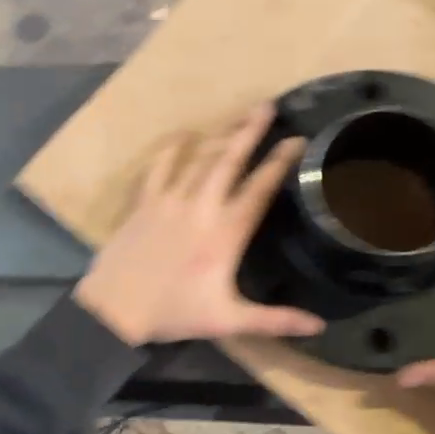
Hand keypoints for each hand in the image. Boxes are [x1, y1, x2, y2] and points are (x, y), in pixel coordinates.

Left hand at [75, 106, 326, 346]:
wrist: (115, 308)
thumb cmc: (173, 313)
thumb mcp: (228, 320)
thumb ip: (275, 320)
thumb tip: (319, 327)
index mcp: (225, 233)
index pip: (259, 189)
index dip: (279, 162)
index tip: (297, 140)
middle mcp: (201, 207)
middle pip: (229, 160)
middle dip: (250, 132)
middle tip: (267, 106)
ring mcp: (169, 200)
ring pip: (199, 158)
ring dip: (220, 135)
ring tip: (238, 115)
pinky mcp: (143, 202)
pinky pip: (158, 167)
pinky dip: (171, 149)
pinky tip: (182, 134)